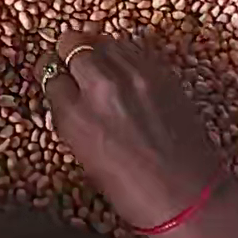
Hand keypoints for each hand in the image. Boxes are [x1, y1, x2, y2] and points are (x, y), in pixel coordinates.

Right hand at [41, 32, 225, 229]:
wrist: (187, 195)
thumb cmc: (131, 189)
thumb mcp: (83, 154)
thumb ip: (72, 117)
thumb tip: (67, 93)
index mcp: (74, 115)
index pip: (50, 72)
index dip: (51, 72)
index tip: (54, 74)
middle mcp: (100, 88)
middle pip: (73, 44)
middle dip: (68, 51)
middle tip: (70, 60)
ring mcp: (134, 77)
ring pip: (103, 41)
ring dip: (95, 48)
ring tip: (97, 61)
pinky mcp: (161, 74)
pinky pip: (131, 50)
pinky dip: (121, 55)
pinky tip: (122, 69)